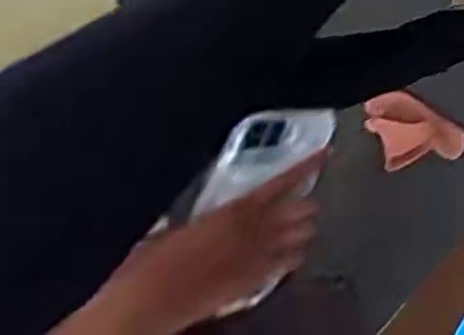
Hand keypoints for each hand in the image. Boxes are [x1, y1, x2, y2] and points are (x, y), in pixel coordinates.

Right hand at [57, 151, 324, 333]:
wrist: (137, 310)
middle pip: (305, 207)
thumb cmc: (145, 268)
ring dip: (303, 231)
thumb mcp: (176, 231)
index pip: (285, 180)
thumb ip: (208, 219)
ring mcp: (261, 256)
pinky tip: (288, 258)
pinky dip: (293, 258)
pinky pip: (290, 264)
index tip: (326, 153)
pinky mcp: (255, 282)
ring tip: (296, 232)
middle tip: (298, 208)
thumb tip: (213, 216)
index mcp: (239, 210)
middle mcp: (259, 229)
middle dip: (305, 206)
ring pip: (305, 234)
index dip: (309, 165)